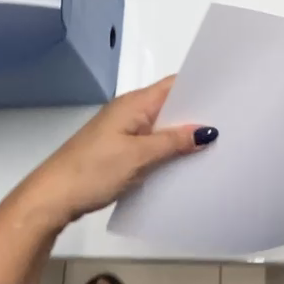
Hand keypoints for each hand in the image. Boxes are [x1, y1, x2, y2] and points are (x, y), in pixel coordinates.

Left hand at [11, 76, 213, 230]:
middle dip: (197, 114)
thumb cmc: (93, 171)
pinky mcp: (118, 151)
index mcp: (134, 104)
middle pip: (170, 106)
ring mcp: (123, 132)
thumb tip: (206, 131)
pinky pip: (151, 144)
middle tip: (230, 124)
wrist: (52, 198)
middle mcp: (129, 112)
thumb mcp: (138, 157)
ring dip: (182, 136)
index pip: (174, 85)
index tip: (230, 95)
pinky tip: (184, 164)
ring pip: (161, 128)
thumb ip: (173, 142)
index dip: (201, 87)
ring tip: (214, 146)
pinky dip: (167, 151)